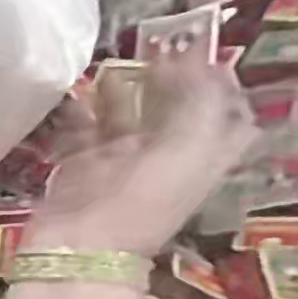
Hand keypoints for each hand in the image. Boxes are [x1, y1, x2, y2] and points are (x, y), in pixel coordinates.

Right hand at [24, 60, 258, 255]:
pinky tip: (75, 93)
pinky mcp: (76, 169)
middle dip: (161, 79)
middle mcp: (163, 155)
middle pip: (169, 108)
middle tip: (149, 52)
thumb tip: (189, 60)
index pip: (223, 107)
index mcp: (204, 152)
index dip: (215, 78)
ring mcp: (117, 163)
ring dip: (116, 92)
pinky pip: (77, 133)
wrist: (83, 246)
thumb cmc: (146, 200)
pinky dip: (76, 113)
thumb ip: (200, 97)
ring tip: (110, 66)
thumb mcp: (194, 144)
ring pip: (121, 117)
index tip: (195, 53)